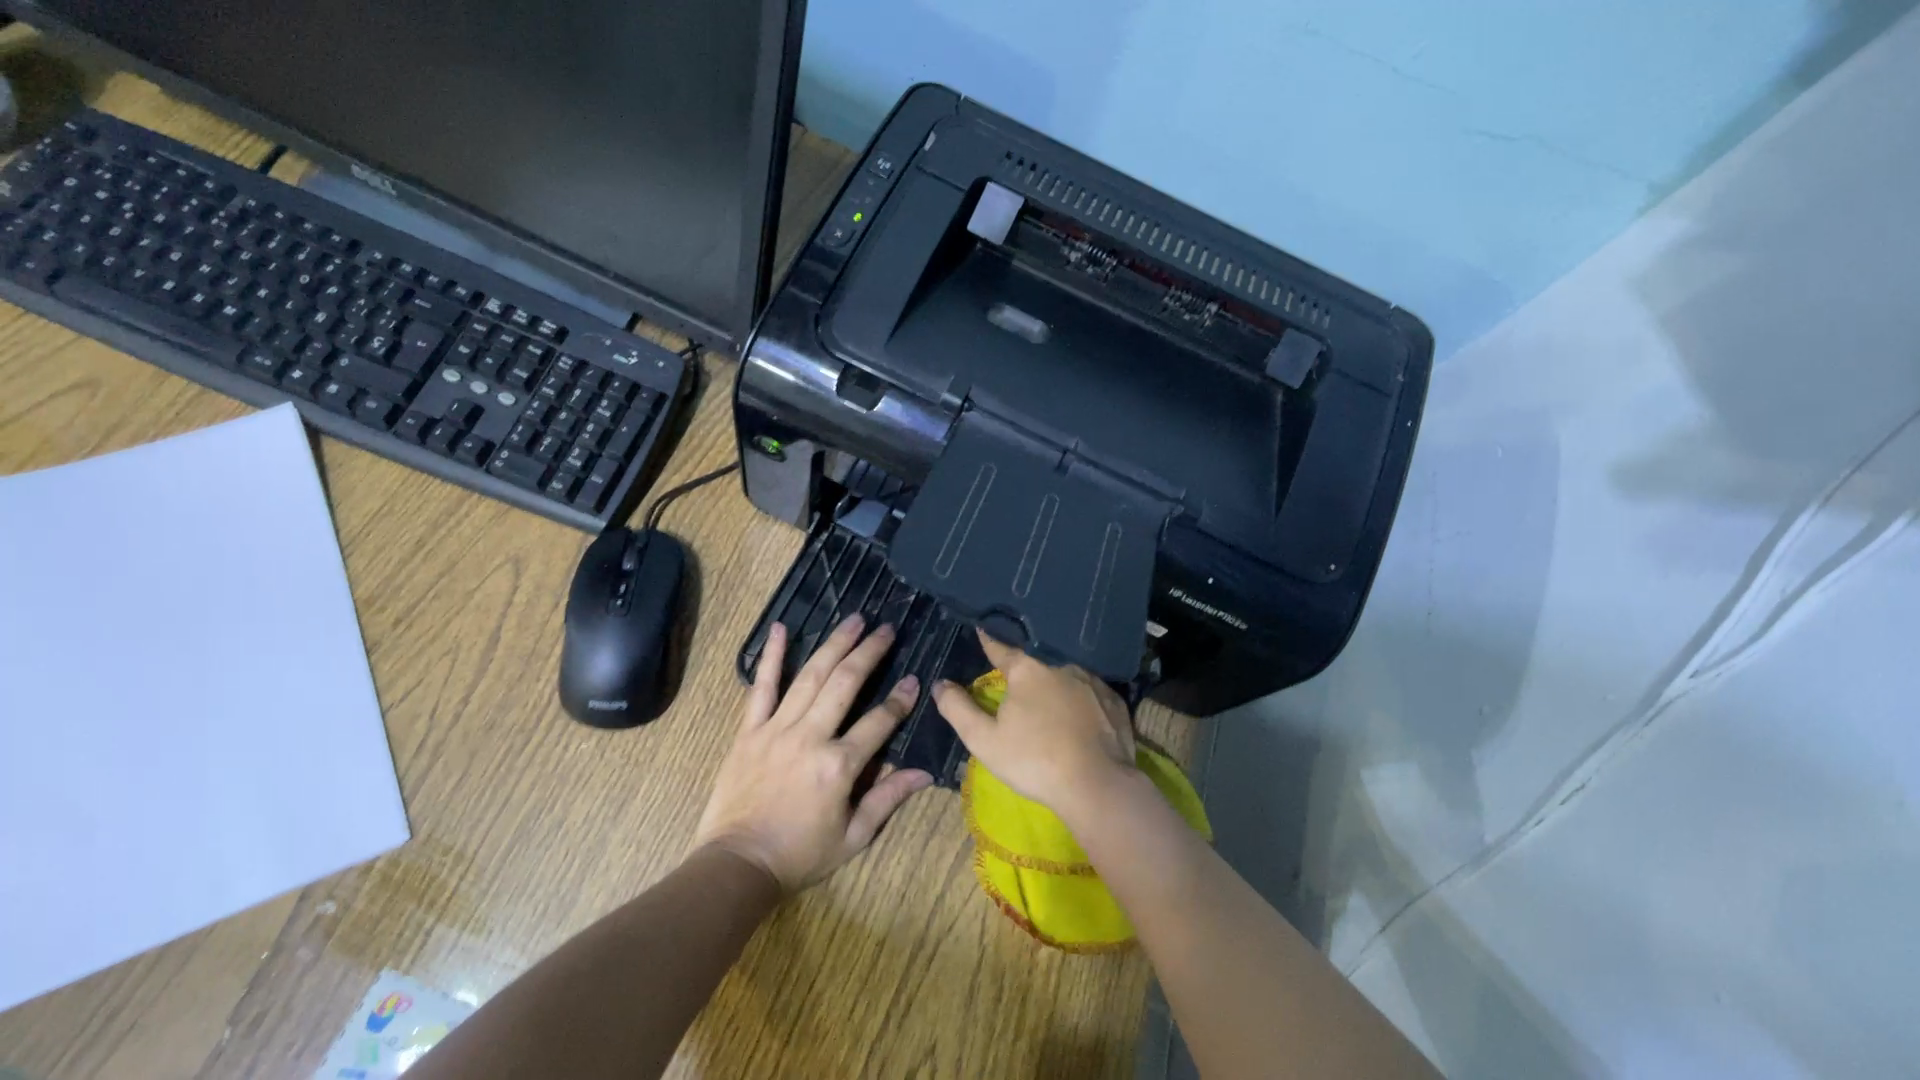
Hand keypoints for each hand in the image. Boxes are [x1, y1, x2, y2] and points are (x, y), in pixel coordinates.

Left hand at [692, 615, 933, 893]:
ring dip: (833, 644)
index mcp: (839, 765)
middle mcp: (810, 737)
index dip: (900, 700)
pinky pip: (761, 688)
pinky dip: (771, 657)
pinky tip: (780, 629)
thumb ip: (887, 798)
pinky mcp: (749, 732)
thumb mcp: (853, 836)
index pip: (878, 722)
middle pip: (845, 683)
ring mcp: (776, 730)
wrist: (738, 864)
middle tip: (886, 628)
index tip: (914, 679)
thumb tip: (924, 773)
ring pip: (809, 677)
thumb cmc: (800, 855)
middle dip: (869, 652)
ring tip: (853, 619)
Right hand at [932, 630, 1136, 817]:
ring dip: (1056, 686)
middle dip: (1026, 672)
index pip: (1003, 650)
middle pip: (1038, 664)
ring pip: (1067, 677)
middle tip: (1018, 683)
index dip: (990, 643)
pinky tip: (1080, 718)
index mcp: (1029, 671)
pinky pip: (1092, 695)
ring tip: (1051, 702)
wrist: (1096, 786)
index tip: (984, 631)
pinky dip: (1082, 701)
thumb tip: (940, 684)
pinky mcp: (1115, 703)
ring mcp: (1094, 683)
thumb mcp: (984, 740)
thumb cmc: (1034, 761)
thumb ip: (958, 709)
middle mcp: (1063, 667)